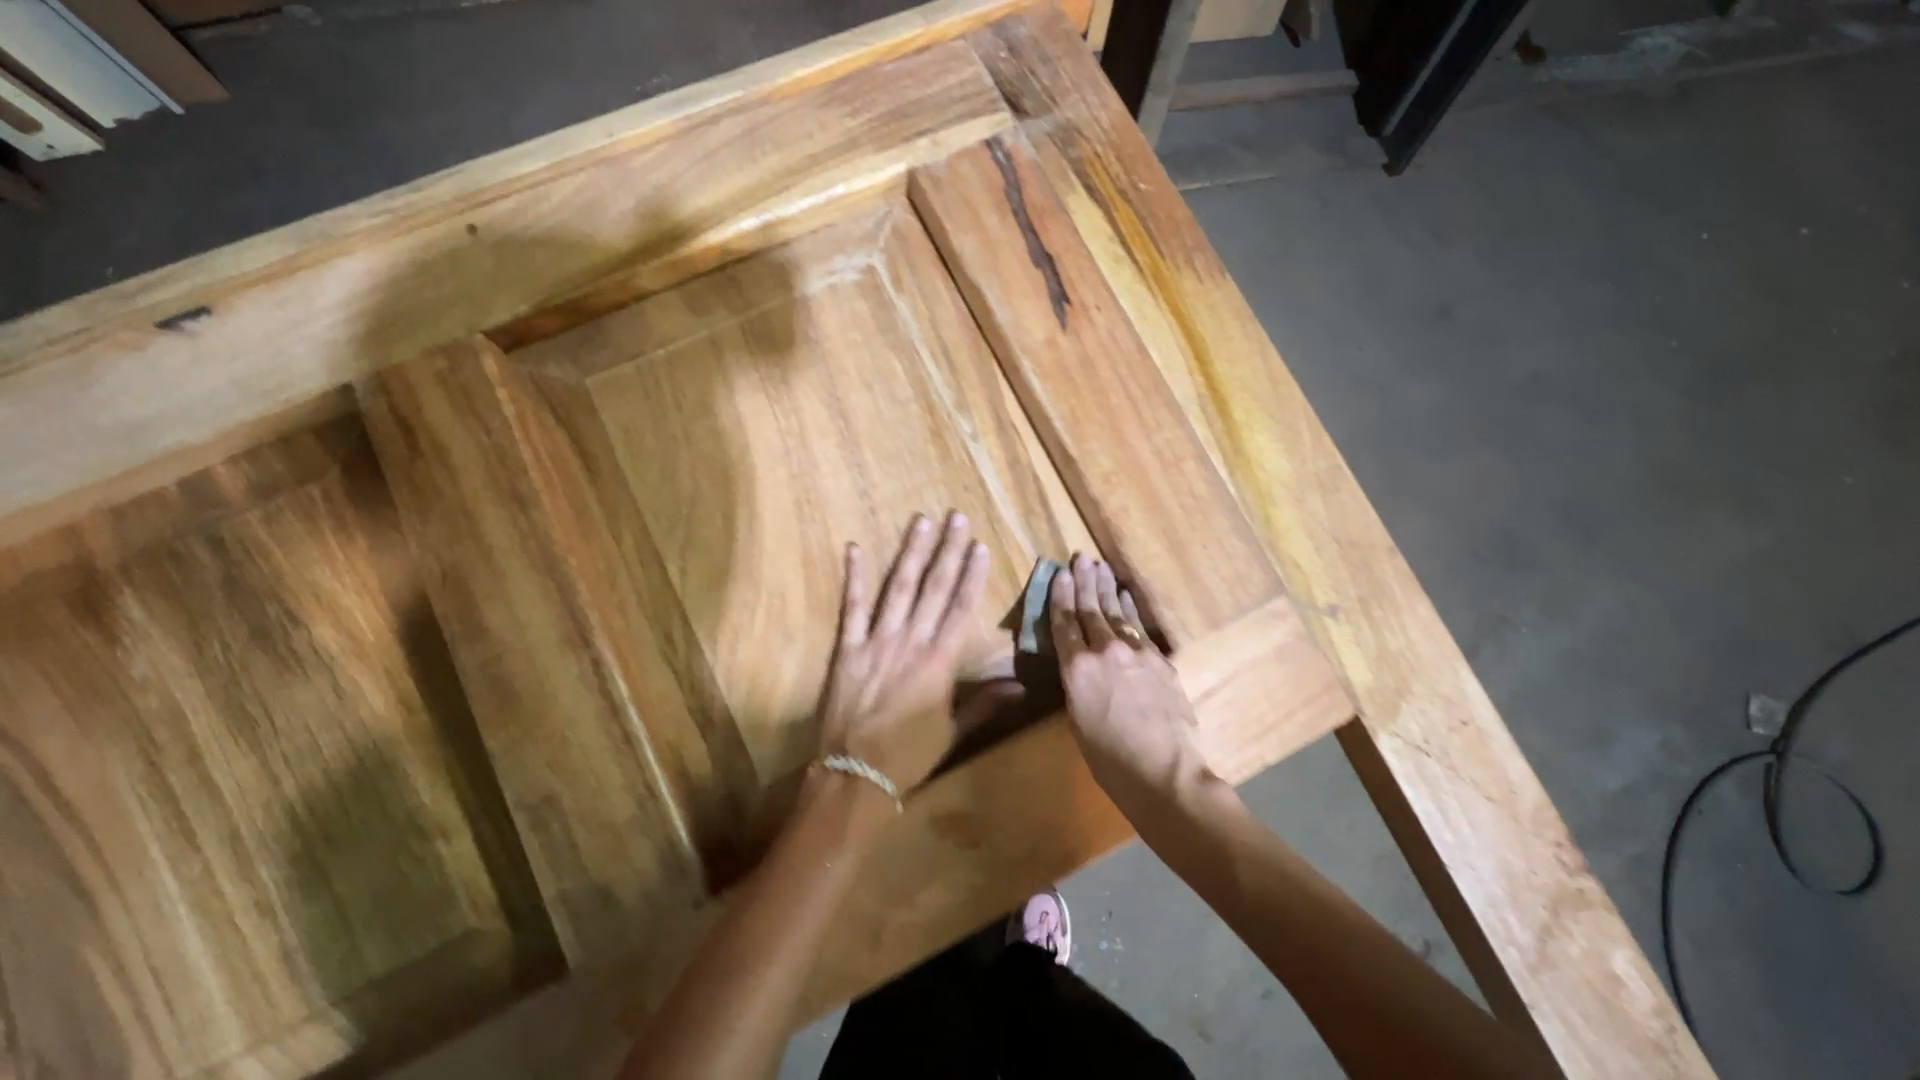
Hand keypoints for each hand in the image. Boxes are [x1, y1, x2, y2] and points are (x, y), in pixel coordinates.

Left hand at [817, 511, 989, 793]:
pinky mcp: (847, 649)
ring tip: (921, 521)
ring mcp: (876, 642)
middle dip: (947, 551)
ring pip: (897, 588)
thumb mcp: (953, 731)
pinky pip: (851, 608)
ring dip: (911, 553)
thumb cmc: (909, 756)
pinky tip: (854, 549)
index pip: (961, 608)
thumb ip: (984, 702)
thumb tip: (1021, 684)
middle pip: (933, 588)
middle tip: (956, 517)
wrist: (856, 775)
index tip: (980, 546)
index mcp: (939, 662)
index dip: (972, 575)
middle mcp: (911, 642)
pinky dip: (853, 578)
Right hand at [1050, 554, 1206, 792]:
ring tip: (1099, 566)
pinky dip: (1131, 609)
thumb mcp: (1078, 722)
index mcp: (1076, 669)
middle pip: (1090, 610)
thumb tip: (1083, 671)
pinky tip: (1125, 596)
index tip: (1059, 574)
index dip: (1060, 597)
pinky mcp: (1160, 661)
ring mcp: (1136, 652)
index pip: (1064, 623)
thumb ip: (1078, 687)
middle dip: (1083, 583)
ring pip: (1116, 612)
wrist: (1162, 771)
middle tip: (1079, 559)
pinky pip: (1140, 627)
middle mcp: (1104, 651)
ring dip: (1106, 588)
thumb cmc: (1109, 758)